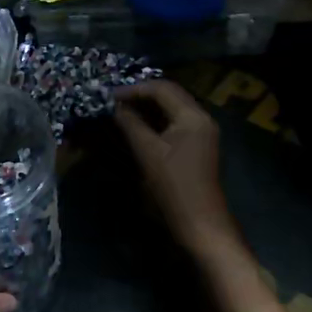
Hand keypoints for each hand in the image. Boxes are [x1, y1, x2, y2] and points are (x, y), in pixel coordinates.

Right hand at [113, 81, 230, 243]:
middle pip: (169, 95)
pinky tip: (137, 126)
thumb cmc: (173, 186)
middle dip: (140, 95)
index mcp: (193, 115)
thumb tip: (113, 105)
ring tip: (121, 111)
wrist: (200, 222)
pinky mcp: (197, 145)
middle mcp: (201, 118)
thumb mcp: (147, 151)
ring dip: (147, 107)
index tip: (109, 95)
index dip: (134, 89)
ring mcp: (202, 132)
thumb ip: (130, 123)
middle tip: (113, 100)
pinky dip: (155, 120)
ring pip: (172, 109)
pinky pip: (175, 123)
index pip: (162, 88)